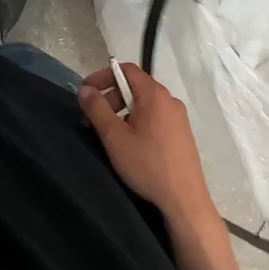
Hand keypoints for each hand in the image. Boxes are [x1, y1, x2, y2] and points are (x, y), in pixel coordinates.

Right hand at [78, 63, 216, 224]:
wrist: (184, 200)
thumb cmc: (147, 165)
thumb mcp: (114, 137)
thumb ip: (97, 108)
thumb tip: (84, 89)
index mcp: (154, 95)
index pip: (126, 70)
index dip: (102, 76)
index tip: (86, 94)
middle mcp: (170, 100)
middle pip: (135, 87)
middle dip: (110, 98)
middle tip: (93, 120)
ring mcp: (179, 117)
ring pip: (144, 104)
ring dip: (122, 112)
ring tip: (110, 136)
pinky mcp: (182, 134)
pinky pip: (155, 118)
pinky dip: (137, 122)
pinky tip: (131, 145)